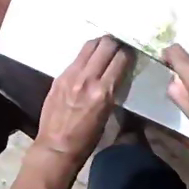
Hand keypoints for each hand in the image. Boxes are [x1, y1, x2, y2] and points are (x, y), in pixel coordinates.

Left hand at [30, 37, 131, 178]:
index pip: (121, 59)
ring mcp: (71, 75)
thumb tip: (117, 75)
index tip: (131, 53)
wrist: (57, 146)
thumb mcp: (107, 113)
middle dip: (115, 42)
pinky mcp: (59, 76)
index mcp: (104, 91)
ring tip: (104, 48)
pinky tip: (89, 60)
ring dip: (100, 44)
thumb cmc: (87, 138)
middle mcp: (88, 78)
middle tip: (118, 46)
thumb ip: (112, 90)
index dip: (128, 53)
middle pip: (106, 45)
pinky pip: (76, 57)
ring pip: (89, 45)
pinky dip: (86, 55)